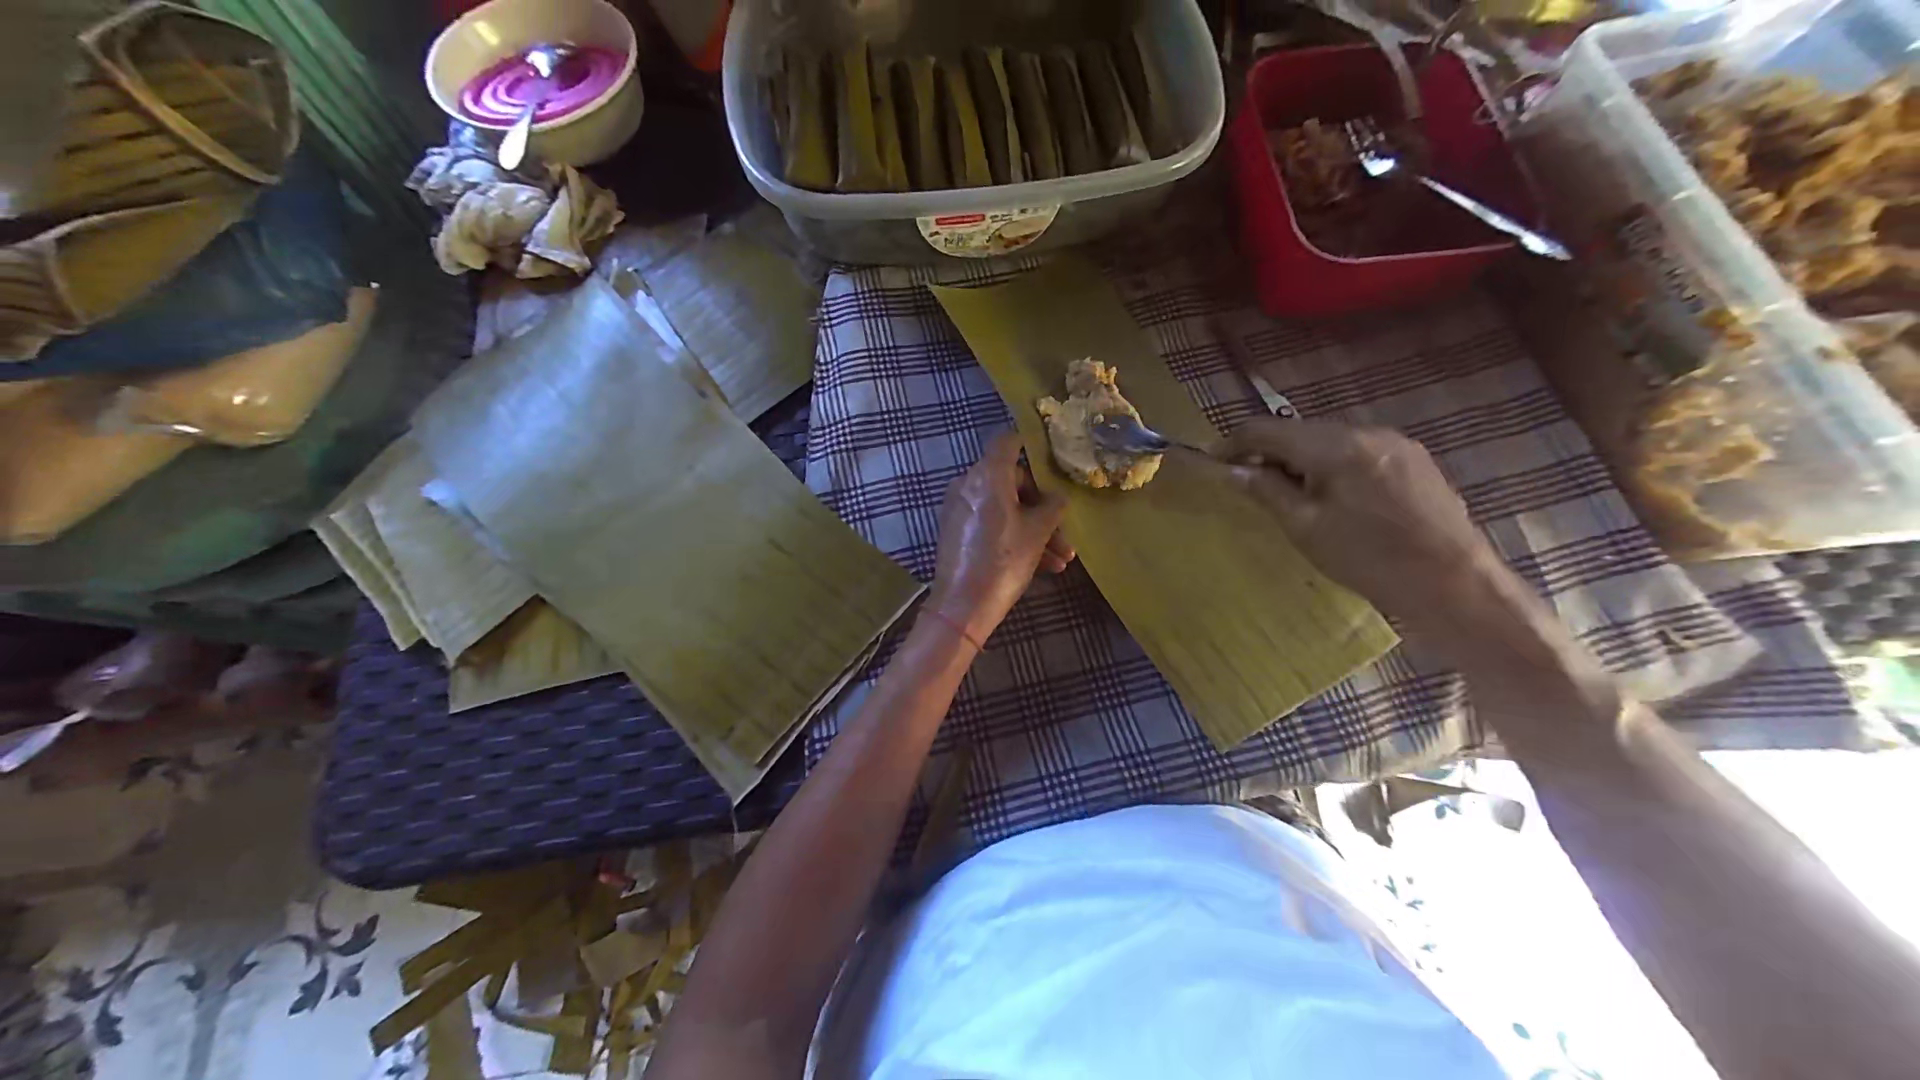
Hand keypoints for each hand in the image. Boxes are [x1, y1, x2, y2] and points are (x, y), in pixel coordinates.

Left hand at [926, 433, 1074, 648]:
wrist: (962, 606)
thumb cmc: (1003, 561)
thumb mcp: (1037, 533)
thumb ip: (1052, 507)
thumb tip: (1056, 497)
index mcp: (987, 476)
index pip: (1007, 441)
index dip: (1030, 443)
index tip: (1052, 455)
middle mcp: (968, 485)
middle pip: (1011, 482)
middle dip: (1042, 508)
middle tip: (1065, 534)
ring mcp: (959, 509)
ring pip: (1005, 509)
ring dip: (1034, 530)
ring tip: (1061, 559)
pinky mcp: (957, 532)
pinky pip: (991, 524)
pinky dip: (1014, 537)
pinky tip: (1043, 566)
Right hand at [1213, 419, 1507, 632]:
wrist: (1454, 583)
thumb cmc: (1370, 559)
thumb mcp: (1306, 528)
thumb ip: (1266, 490)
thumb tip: (1231, 470)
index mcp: (1335, 447)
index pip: (1267, 429)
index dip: (1233, 443)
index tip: (1214, 463)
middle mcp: (1365, 431)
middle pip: (1299, 430)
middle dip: (1268, 452)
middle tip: (1249, 485)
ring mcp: (1393, 441)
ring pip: (1328, 440)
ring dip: (1299, 459)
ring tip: (1289, 496)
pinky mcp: (1412, 457)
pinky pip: (1355, 450)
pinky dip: (1330, 465)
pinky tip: (1330, 497)